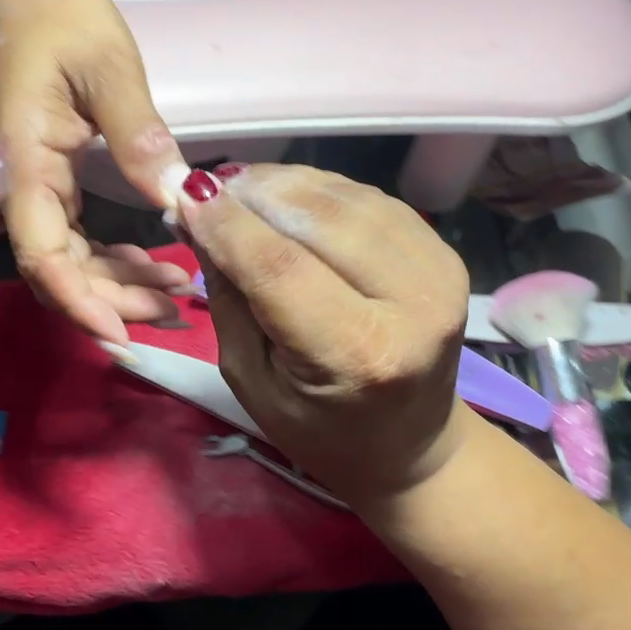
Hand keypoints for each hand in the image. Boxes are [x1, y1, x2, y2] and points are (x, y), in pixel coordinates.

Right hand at [0, 0, 192, 344]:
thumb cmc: (58, 15)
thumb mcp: (107, 63)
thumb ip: (136, 133)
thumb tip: (173, 198)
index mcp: (24, 161)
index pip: (40, 251)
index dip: (76, 299)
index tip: (120, 333)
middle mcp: (22, 188)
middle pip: (58, 271)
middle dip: (113, 303)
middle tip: (176, 314)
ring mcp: (36, 192)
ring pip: (71, 263)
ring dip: (119, 289)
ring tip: (178, 297)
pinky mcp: (53, 188)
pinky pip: (80, 242)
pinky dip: (114, 263)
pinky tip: (154, 268)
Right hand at [177, 164, 472, 504]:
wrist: (408, 445)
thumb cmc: (317, 430)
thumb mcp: (251, 379)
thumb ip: (229, 300)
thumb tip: (201, 221)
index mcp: (358, 354)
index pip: (281, 268)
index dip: (228, 224)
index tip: (184, 197)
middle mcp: (411, 304)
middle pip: (319, 219)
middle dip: (253, 192)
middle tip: (206, 188)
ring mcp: (438, 272)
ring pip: (347, 199)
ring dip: (284, 184)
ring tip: (238, 189)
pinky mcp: (445, 252)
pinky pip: (371, 200)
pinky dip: (320, 190)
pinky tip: (284, 197)